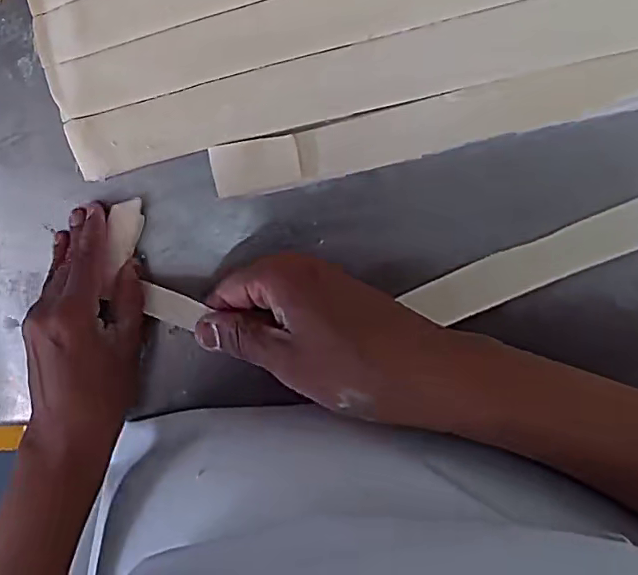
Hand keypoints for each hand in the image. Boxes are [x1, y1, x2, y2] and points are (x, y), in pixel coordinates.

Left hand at [21, 202, 145, 459]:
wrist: (64, 437)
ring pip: (56, 276)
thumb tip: (129, 268)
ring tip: (75, 226)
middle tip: (87, 210)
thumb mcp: (126, 349)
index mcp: (71, 314)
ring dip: (68, 252)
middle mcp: (47, 310)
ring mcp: (35, 319)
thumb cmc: (102, 398)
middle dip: (80, 236)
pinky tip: (64, 260)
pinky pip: (50, 291)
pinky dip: (61, 273)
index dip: (95, 235)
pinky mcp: (33, 328)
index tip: (99, 211)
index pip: (85, 262)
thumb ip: (128, 303)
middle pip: (67, 264)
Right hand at [195, 253, 499, 431]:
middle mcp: (299, 264)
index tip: (214, 346)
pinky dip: (291, 318)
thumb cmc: (359, 369)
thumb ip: (240, 339)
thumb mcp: (287, 362)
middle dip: (242, 319)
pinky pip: (297, 294)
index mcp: (280, 274)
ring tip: (286, 359)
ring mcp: (322, 272)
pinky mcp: (340, 286)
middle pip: (248, 285)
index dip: (216, 318)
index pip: (226, 286)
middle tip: (253, 360)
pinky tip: (308, 349)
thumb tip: (207, 327)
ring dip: (268, 321)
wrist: (430, 373)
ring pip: (273, 292)